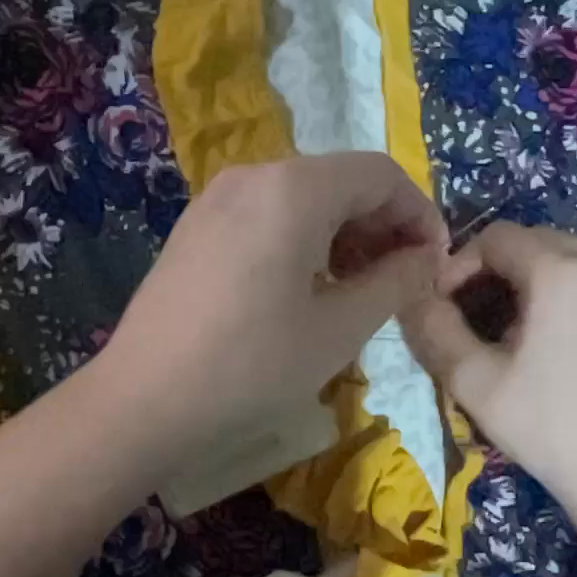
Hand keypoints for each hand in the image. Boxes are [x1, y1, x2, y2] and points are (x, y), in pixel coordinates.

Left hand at [98, 152, 444, 452]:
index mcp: (293, 188)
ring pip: (300, 201)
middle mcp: (251, 176)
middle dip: (380, 226)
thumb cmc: (250, 368)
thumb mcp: (338, 331)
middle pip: (338, 182)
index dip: (419, 215)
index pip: (380, 175)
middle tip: (399, 284)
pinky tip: (303, 292)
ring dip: (341, 236)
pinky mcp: (193, 231)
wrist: (143, 402)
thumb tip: (425, 259)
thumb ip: (393, 284)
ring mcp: (214, 201)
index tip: (434, 265)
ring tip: (356, 293)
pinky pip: (263, 219)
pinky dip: (299, 243)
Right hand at [402, 223, 576, 511]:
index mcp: (563, 273)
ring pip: (574, 267)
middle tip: (474, 318)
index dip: (460, 264)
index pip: (498, 237)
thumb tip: (414, 298)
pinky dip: (571, 306)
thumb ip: (435, 329)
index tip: (443, 304)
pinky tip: (561, 356)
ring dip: (534, 288)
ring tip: (515, 339)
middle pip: (539, 244)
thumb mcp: (473, 381)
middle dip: (497, 272)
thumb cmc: (545, 427)